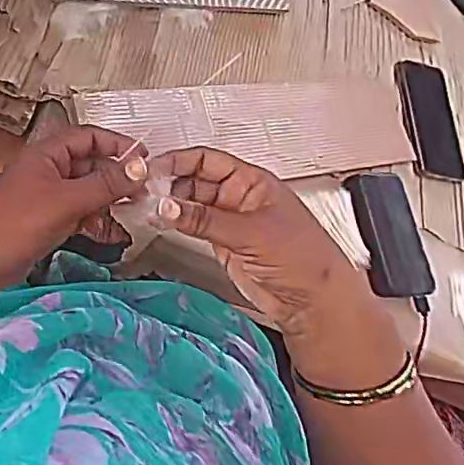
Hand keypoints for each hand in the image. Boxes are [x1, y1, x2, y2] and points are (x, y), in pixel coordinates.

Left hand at [0, 126, 147, 277]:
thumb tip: (139, 168)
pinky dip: (94, 217)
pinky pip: (78, 210)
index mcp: (46, 154)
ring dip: (108, 197)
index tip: (143, 157)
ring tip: (133, 208)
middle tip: (143, 188)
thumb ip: (105, 183)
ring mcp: (46, 195)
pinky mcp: (47, 219)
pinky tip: (110, 229)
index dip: (116, 143)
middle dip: (116, 174)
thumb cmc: (17, 223)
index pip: (87, 136)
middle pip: (89, 162)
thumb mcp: (67, 200)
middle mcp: (47, 169)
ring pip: (85, 189)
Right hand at [154, 148, 378, 341]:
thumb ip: (204, 219)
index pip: (207, 160)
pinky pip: (192, 226)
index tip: (155, 168)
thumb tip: (168, 207)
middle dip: (170, 183)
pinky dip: (175, 224)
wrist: (315, 304)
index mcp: (252, 181)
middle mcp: (238, 197)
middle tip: (148, 191)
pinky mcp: (222, 243)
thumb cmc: (306, 260)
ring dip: (170, 205)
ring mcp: (229, 220)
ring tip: (151, 208)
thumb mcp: (250, 232)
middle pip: (194, 180)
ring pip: (190, 204)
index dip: (179, 161)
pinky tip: (163, 223)